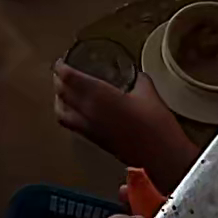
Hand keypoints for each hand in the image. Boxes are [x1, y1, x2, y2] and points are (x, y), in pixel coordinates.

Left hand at [53, 63, 198, 186]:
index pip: (69, 78)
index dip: (61, 68)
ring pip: (61, 111)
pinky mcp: (94, 140)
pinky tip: (75, 109)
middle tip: (61, 70)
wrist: (160, 157)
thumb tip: (134, 74)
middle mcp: (88, 111)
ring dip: (58, 98)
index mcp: (99, 95)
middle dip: (57, 80)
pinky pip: (70, 123)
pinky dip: (66, 112)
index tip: (61, 60)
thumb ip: (137, 79)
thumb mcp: (148, 92)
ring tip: (63, 89)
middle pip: (61, 93)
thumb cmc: (155, 123)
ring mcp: (88, 128)